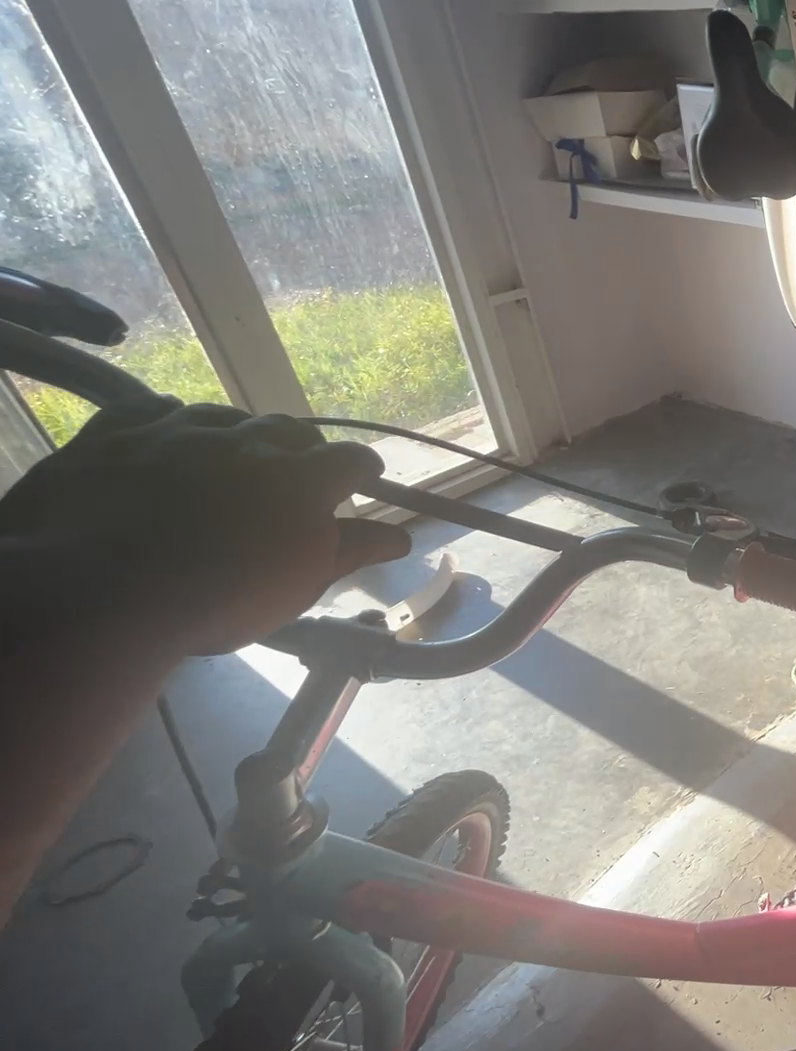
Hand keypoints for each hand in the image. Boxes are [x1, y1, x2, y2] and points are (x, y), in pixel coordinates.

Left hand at [0, 396, 410, 654]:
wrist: (95, 594)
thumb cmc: (222, 596)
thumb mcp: (303, 582)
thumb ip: (353, 551)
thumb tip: (400, 536)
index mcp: (305, 479)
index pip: (352, 458)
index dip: (360, 470)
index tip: (359, 485)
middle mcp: (249, 443)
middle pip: (290, 429)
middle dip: (300, 450)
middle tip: (292, 480)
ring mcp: (178, 433)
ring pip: (224, 415)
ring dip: (237, 434)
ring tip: (231, 461)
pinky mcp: (113, 435)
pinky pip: (150, 410)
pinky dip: (170, 421)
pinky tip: (171, 440)